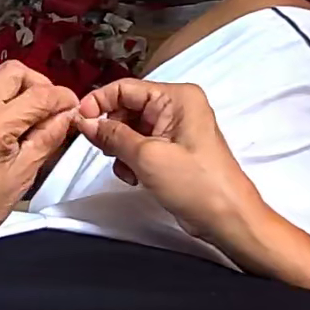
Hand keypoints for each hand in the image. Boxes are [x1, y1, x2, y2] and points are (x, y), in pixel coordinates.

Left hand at [0, 61, 78, 262]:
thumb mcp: (25, 173)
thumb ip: (49, 136)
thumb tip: (67, 114)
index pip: (37, 95)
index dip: (62, 98)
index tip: (72, 108)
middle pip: (15, 72)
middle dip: (41, 85)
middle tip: (54, 108)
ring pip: (1, 78)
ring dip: (24, 90)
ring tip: (37, 118)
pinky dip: (8, 99)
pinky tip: (19, 123)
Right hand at [71, 79, 261, 242]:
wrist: (229, 221)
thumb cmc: (200, 185)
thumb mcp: (147, 157)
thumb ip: (112, 135)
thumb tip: (85, 122)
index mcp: (177, 98)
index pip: (126, 88)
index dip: (99, 102)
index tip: (80, 120)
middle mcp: (177, 107)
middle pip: (126, 107)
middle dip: (111, 130)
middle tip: (101, 148)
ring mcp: (174, 129)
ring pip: (129, 128)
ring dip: (120, 149)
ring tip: (127, 168)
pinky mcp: (171, 149)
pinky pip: (138, 145)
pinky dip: (130, 159)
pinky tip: (135, 176)